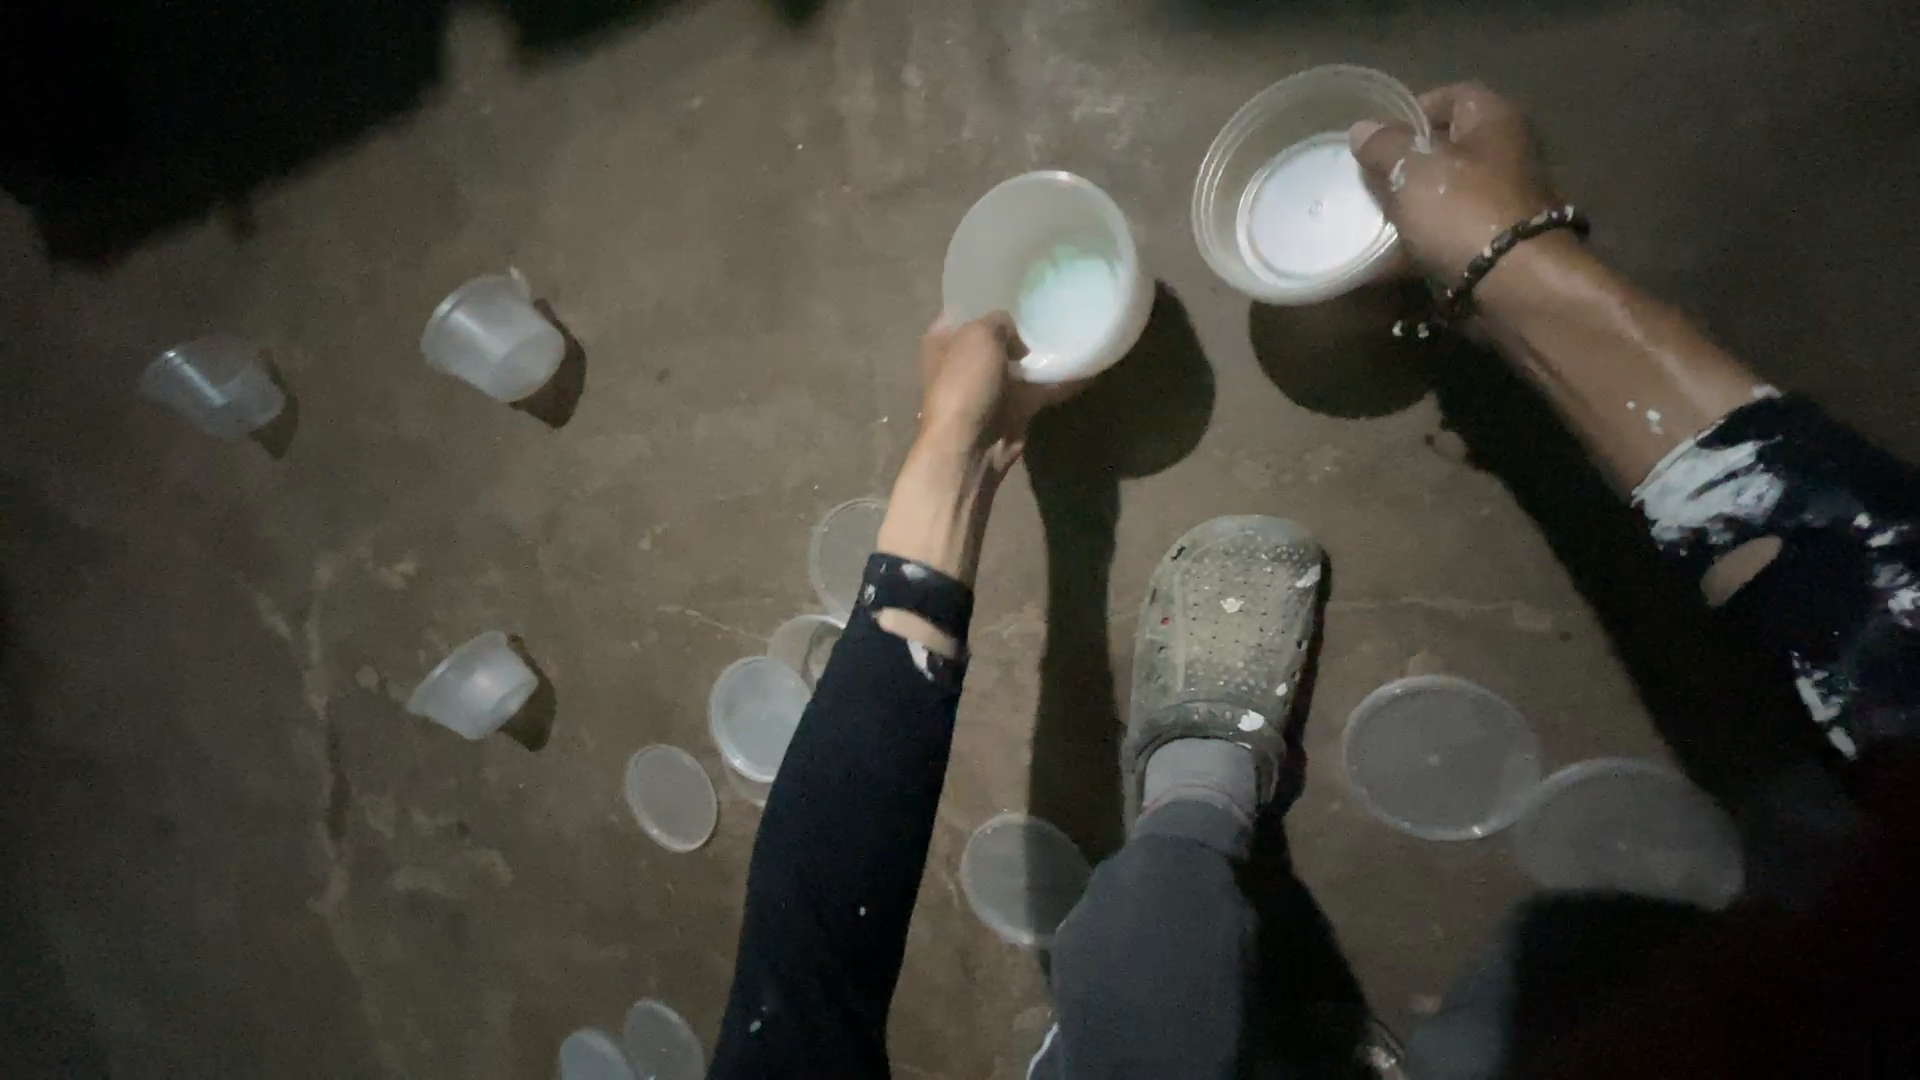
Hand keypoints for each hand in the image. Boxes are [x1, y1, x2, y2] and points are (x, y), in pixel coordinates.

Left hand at [877, 310, 1079, 591]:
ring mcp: (991, 387)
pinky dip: (1062, 381)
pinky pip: (1041, 389)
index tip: (1020, 285)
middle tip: (1055, 305)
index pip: (965, 309)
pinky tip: (1090, 366)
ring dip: (1045, 355)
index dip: (989, 296)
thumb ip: (1000, 321)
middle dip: (1023, 327)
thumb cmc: (965, 382)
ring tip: (1077, 330)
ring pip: (1022, 364)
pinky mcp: (1013, 410)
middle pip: (999, 337)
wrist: (970, 445)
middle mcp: (965, 361)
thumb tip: (1016, 338)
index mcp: (944, 339)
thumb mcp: (980, 334)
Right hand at [1348, 82, 1560, 279]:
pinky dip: (1409, 246)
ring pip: (1440, 196)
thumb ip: (1384, 147)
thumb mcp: (1414, 170)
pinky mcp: (1485, 244)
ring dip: (1404, 207)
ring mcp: (1496, 203)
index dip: (1414, 109)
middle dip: (1403, 164)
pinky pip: (1439, 237)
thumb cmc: (1463, 211)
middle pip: (1445, 149)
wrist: (1509, 282)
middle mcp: (1502, 155)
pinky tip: (1377, 261)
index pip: (1455, 95)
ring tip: (1365, 221)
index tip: (1376, 136)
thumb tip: (1361, 130)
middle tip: (1364, 181)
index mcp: (1493, 122)